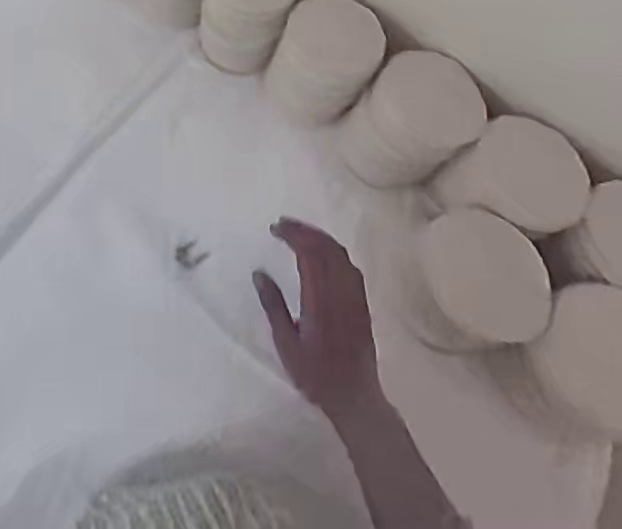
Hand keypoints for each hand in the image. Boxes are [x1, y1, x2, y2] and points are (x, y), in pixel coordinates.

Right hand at [254, 217, 384, 423]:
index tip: (275, 228)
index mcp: (320, 298)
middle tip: (284, 224)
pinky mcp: (362, 302)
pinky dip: (333, 249)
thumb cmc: (315, 375)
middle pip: (325, 246)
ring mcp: (355, 295)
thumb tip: (259, 274)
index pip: (308, 252)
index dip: (293, 234)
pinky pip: (349, 264)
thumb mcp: (286, 343)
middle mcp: (341, 290)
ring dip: (319, 236)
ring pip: (340, 252)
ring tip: (300, 233)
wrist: (355, 397)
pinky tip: (322, 253)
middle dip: (305, 229)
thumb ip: (273, 306)